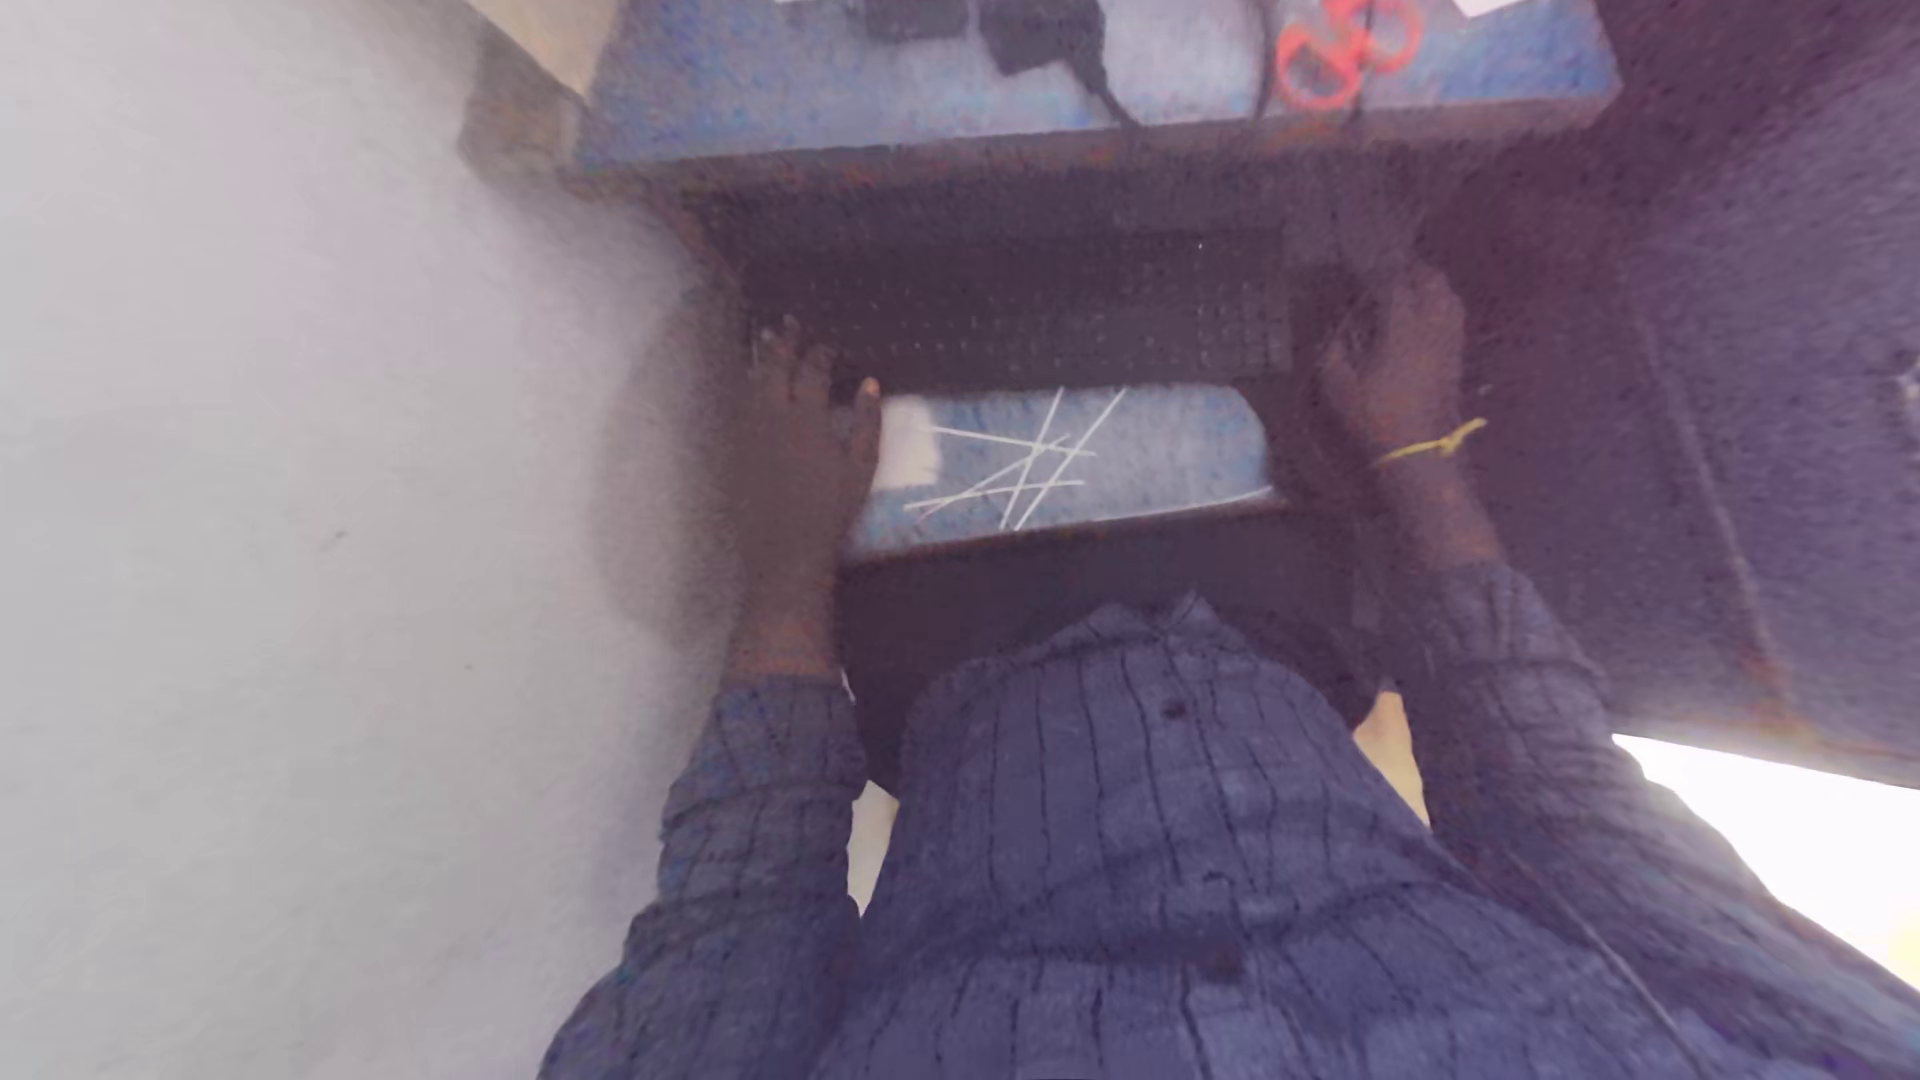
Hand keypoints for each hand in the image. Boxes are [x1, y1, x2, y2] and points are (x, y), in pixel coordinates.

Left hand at [732, 316, 881, 615]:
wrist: (785, 546)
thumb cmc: (831, 509)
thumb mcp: (861, 467)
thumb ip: (867, 422)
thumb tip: (871, 383)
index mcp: (808, 417)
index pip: (814, 370)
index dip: (821, 353)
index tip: (828, 346)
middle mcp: (773, 414)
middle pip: (776, 366)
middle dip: (785, 342)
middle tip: (789, 323)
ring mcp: (748, 429)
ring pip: (752, 381)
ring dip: (761, 357)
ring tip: (765, 339)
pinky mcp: (734, 446)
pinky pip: (738, 404)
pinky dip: (746, 385)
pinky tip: (751, 381)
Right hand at [1319, 263, 1466, 460]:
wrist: (1417, 445)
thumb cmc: (1373, 414)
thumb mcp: (1337, 386)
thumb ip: (1332, 352)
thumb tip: (1332, 332)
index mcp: (1401, 326)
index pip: (1394, 284)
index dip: (1378, 269)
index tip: (1363, 261)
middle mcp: (1432, 323)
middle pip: (1430, 280)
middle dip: (1411, 269)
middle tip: (1389, 269)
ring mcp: (1450, 337)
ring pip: (1447, 294)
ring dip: (1429, 284)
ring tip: (1409, 286)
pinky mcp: (1456, 352)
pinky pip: (1452, 313)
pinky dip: (1439, 302)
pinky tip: (1425, 311)